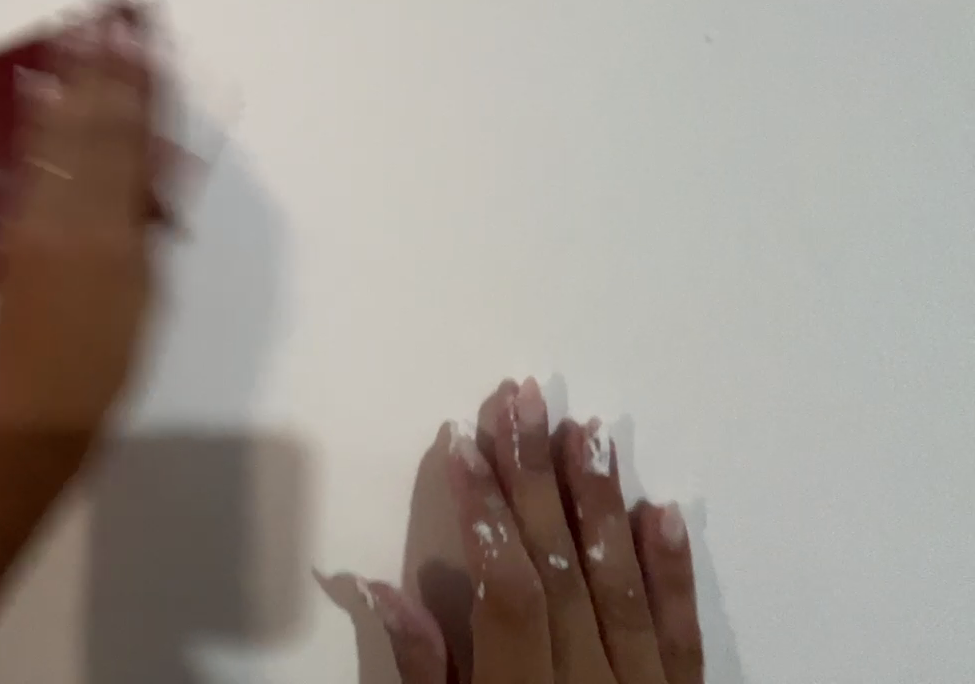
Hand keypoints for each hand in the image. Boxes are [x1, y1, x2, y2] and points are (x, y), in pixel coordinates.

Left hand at [0, 11, 160, 432]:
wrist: (32, 409)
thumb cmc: (105, 366)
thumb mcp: (144, 300)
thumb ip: (141, 233)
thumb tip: (145, 180)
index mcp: (113, 238)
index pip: (129, 153)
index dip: (136, 100)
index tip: (141, 53)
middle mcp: (69, 217)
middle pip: (91, 135)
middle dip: (104, 77)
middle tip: (109, 24)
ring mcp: (32, 221)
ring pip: (56, 141)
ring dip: (70, 86)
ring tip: (77, 40)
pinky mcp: (9, 233)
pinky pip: (27, 168)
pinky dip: (37, 125)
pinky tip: (42, 95)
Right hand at [355, 379, 704, 683]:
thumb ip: (418, 667)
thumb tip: (373, 584)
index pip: (508, 585)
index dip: (484, 509)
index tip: (462, 440)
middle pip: (563, 567)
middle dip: (537, 476)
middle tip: (523, 400)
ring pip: (623, 584)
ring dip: (602, 501)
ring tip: (585, 430)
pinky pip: (683, 635)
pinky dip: (674, 570)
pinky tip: (662, 510)